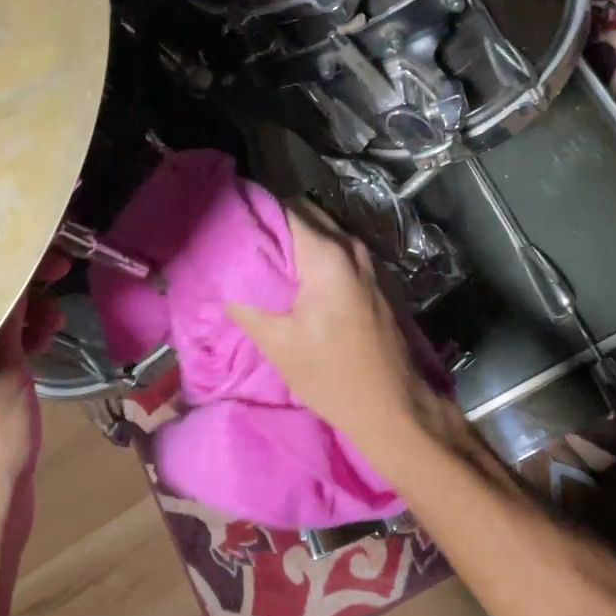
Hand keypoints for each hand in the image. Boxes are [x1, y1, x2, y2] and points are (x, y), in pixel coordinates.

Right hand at [226, 204, 436, 448]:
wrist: (392, 404)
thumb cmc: (332, 375)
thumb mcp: (278, 344)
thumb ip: (247, 308)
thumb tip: (223, 286)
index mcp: (327, 256)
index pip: (287, 211)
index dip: (258, 214)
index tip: (234, 224)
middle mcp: (351, 248)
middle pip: (308, 215)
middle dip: (277, 222)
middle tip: (246, 241)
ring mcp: (368, 262)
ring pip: (326, 231)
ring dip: (298, 238)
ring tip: (266, 257)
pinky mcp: (375, 278)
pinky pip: (339, 249)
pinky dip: (317, 252)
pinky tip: (296, 275)